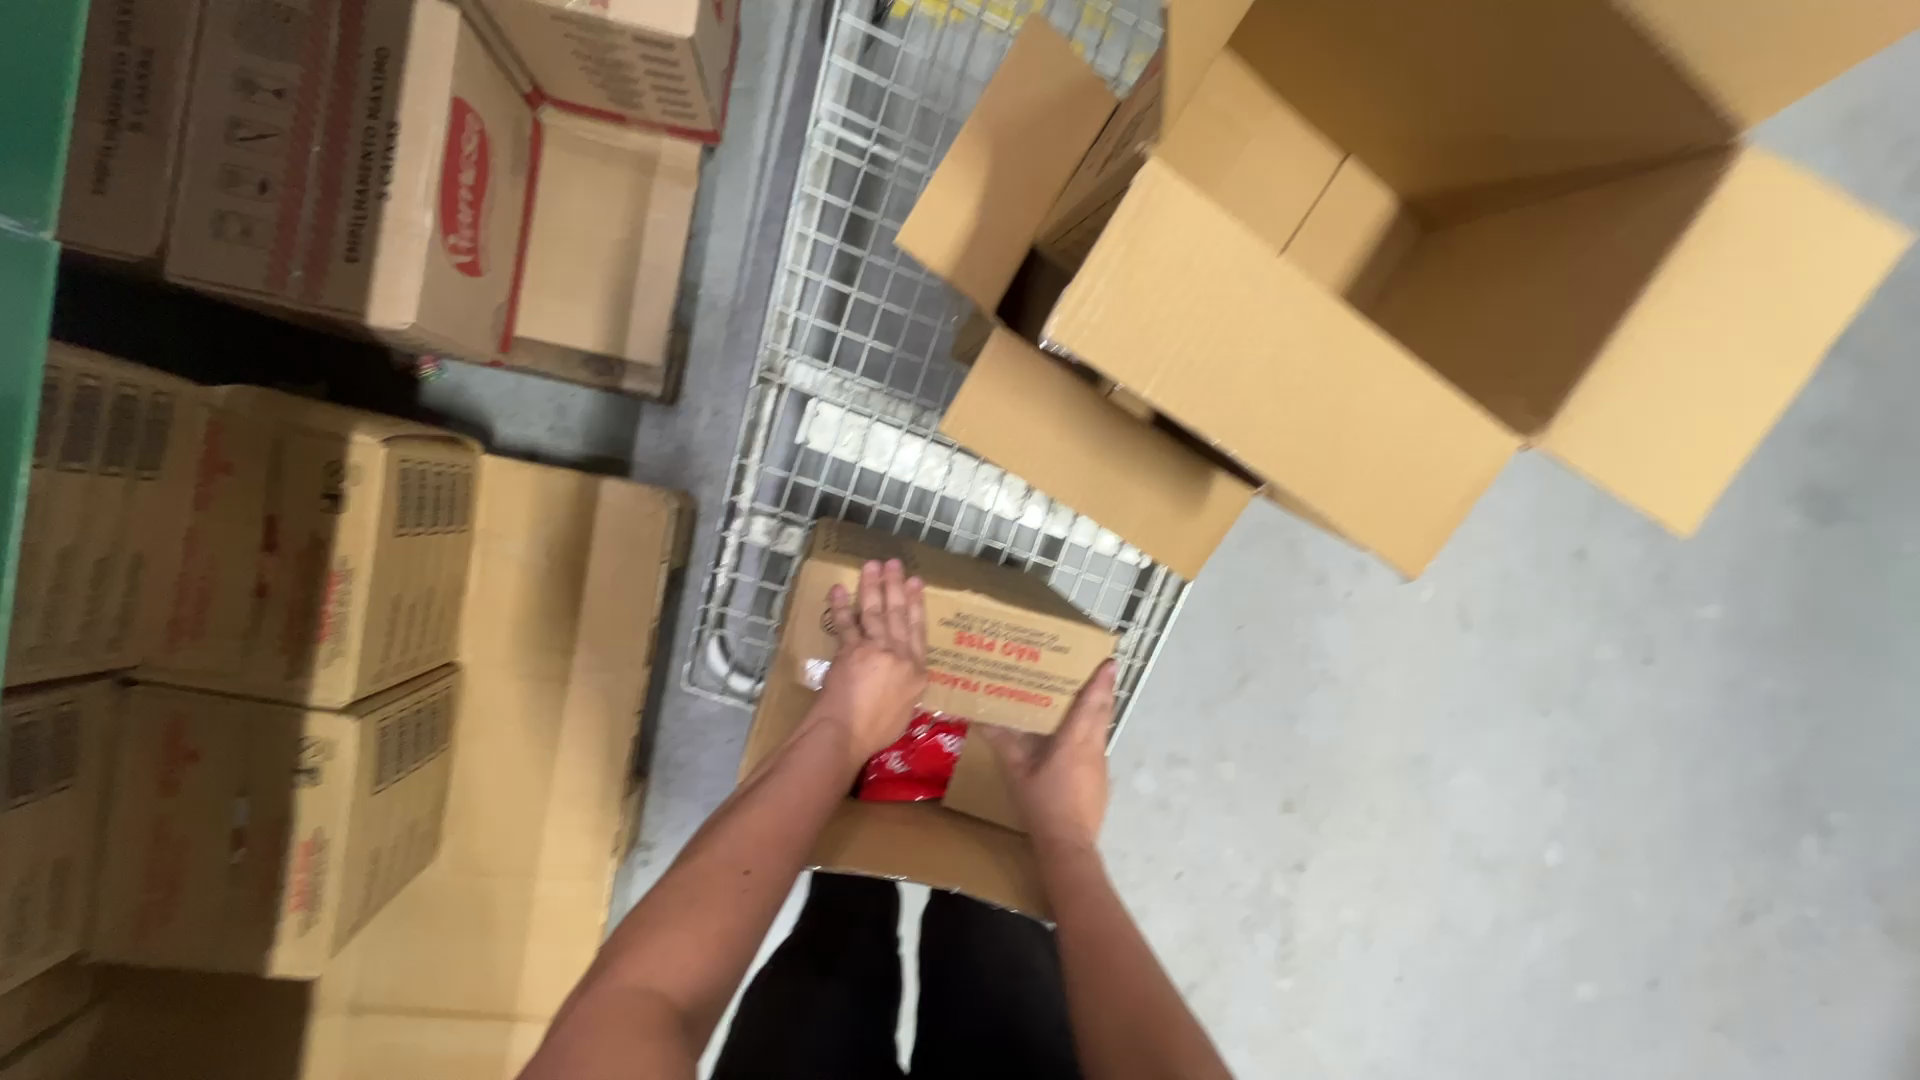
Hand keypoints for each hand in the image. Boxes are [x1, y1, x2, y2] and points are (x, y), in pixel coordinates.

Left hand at [815, 559, 928, 761]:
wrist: (847, 734)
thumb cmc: (878, 732)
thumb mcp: (908, 710)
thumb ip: (908, 687)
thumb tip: (905, 677)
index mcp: (917, 671)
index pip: (918, 630)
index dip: (917, 604)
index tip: (917, 582)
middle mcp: (898, 655)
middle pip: (898, 614)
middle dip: (896, 586)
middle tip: (894, 563)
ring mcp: (873, 650)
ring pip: (874, 612)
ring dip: (872, 586)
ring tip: (872, 565)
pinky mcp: (849, 651)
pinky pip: (846, 623)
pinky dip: (841, 605)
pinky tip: (840, 589)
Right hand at [981, 660, 1115, 851]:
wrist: (1069, 844)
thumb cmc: (1042, 805)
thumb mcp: (1017, 773)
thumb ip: (1003, 744)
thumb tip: (982, 720)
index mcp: (1075, 741)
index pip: (1091, 703)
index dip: (1100, 681)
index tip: (1109, 661)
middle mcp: (1093, 748)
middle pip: (1102, 712)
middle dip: (1103, 690)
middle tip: (1098, 669)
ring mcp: (1101, 765)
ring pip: (1102, 730)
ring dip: (1098, 711)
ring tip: (1084, 697)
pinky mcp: (1102, 779)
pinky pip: (1098, 746)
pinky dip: (1092, 733)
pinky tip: (1076, 739)